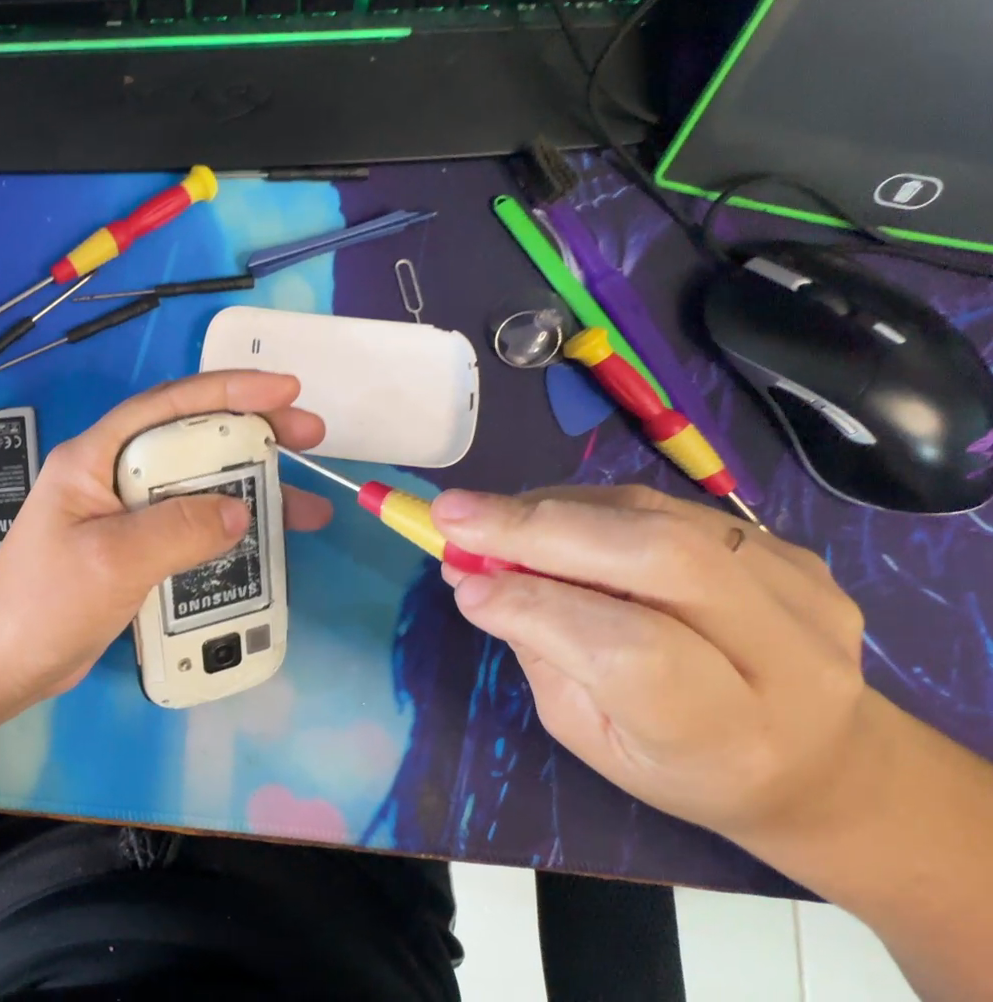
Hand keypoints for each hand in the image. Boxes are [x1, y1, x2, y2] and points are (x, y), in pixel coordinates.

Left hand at [0, 371, 331, 699]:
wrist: (5, 664)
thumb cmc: (47, 604)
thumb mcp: (113, 560)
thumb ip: (178, 529)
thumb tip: (240, 510)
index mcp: (93, 458)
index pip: (165, 406)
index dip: (228, 390)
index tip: (285, 390)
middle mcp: (108, 476)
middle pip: (188, 440)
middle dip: (251, 436)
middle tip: (310, 438)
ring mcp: (120, 515)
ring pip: (195, 487)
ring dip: (249, 491)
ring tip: (308, 507)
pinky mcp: (130, 551)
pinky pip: (188, 528)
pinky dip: (227, 532)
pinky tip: (264, 542)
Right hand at [429, 485, 875, 845]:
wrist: (822, 762)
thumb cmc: (679, 766)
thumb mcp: (590, 735)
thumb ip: (539, 651)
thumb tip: (473, 575)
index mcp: (730, 734)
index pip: (633, 650)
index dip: (537, 607)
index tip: (461, 584)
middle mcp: (789, 656)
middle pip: (660, 558)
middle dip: (538, 528)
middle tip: (452, 515)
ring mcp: (802, 592)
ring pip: (658, 517)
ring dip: (552, 508)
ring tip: (486, 519)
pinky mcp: (794, 553)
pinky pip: (668, 508)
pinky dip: (587, 508)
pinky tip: (546, 524)